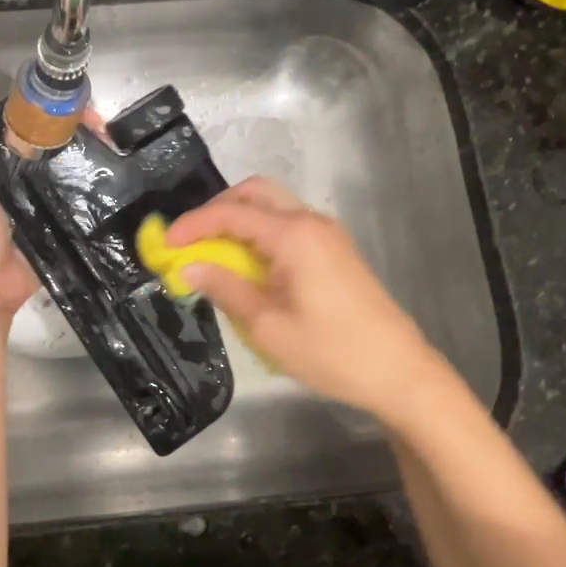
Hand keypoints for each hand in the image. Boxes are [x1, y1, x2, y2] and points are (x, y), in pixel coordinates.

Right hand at [168, 177, 443, 419]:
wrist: (401, 373)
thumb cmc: (332, 353)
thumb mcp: (268, 327)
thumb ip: (225, 289)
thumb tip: (188, 268)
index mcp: (293, 236)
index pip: (230, 214)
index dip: (192, 225)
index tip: (164, 245)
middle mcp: (311, 222)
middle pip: (254, 193)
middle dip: (216, 209)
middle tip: (190, 239)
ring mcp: (327, 234)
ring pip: (272, 205)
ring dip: (238, 219)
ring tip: (212, 252)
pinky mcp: (335, 249)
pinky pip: (287, 223)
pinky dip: (258, 232)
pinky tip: (246, 264)